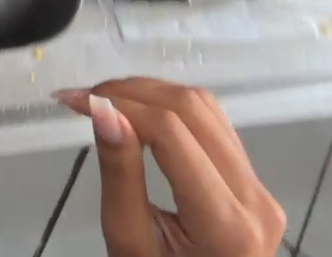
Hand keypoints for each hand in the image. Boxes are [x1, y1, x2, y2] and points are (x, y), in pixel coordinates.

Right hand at [56, 79, 285, 256]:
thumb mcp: (128, 241)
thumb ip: (120, 173)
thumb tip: (102, 109)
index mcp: (225, 223)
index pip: (170, 131)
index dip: (117, 103)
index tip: (71, 101)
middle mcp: (255, 199)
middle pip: (191, 108)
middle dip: (131, 91)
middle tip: (85, 99)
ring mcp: (261, 190)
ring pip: (205, 107)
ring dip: (151, 93)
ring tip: (108, 103)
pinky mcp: (255, 184)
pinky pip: (215, 124)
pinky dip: (172, 107)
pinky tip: (140, 116)